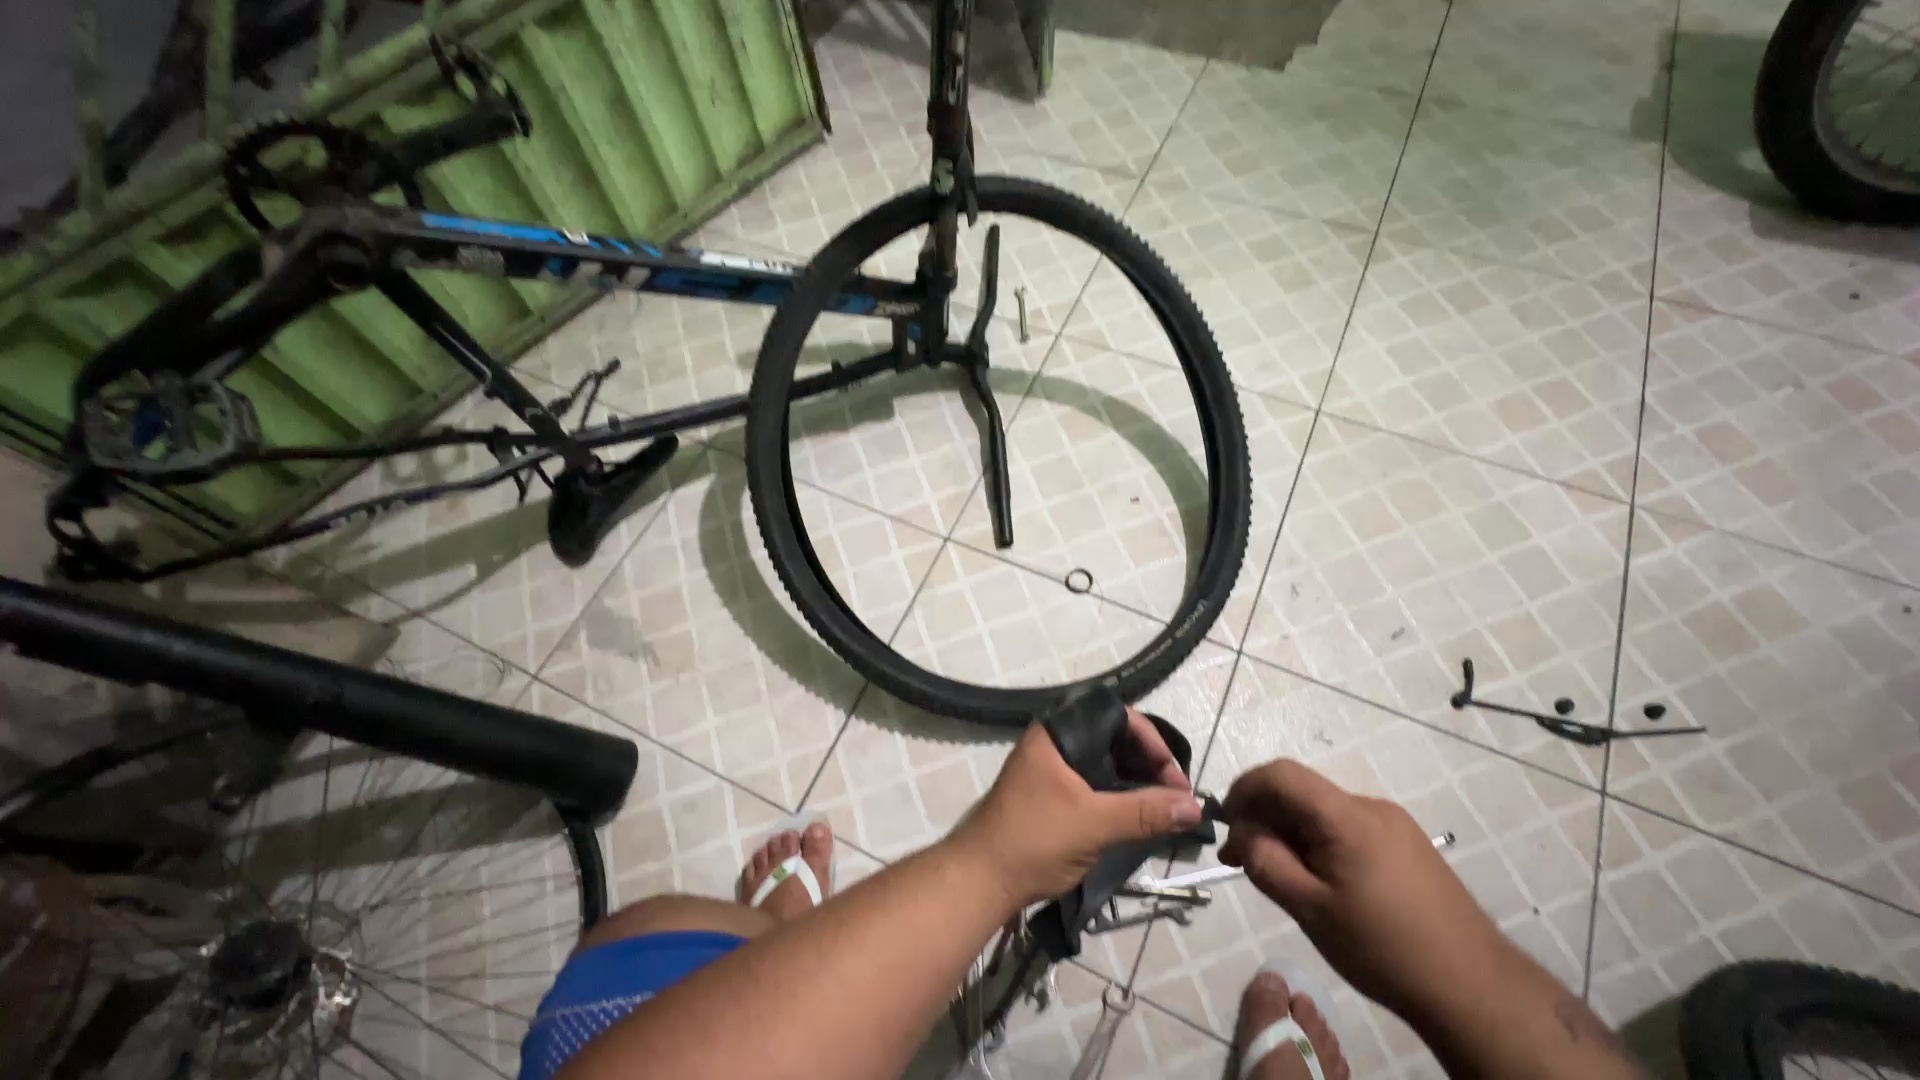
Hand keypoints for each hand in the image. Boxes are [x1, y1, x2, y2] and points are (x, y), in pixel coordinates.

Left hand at [951, 708, 1203, 907]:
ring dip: (1135, 783)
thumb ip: (1145, 812)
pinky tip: (1139, 817)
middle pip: (1113, 739)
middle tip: (1175, 795)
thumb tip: (1195, 806)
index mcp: (1056, 735)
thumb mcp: (1094, 824)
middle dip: (1148, 763)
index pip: (1116, 716)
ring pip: (1105, 764)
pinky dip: (1118, 796)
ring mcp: (1050, 772)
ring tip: (1164, 808)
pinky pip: (1094, 785)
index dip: (1151, 741)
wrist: (982, 880)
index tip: (1174, 777)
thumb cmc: (1033, 840)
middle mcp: (1053, 745)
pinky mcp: (1051, 797)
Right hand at [1218, 760, 1517, 1018]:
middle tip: (1239, 862)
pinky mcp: (1406, 846)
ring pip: (1322, 813)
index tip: (1224, 824)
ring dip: (1289, 834)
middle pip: (1301, 793)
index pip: (1281, 774)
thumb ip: (1266, 862)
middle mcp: (1372, 808)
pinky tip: (1314, 882)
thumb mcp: (1309, 909)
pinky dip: (1317, 844)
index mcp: (1348, 817)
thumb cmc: (1383, 947)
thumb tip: (1242, 831)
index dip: (1244, 789)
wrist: (1474, 988)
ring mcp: (1394, 826)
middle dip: (1263, 818)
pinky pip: (1346, 830)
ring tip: (1275, 877)